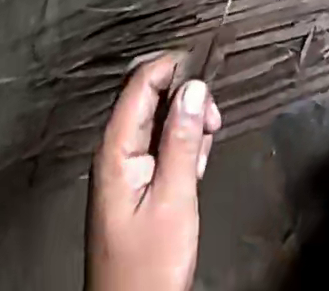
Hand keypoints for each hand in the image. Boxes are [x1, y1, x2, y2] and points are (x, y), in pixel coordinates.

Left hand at [87, 54, 222, 290]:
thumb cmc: (151, 263)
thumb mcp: (173, 199)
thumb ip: (182, 139)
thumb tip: (195, 85)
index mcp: (115, 148)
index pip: (140, 82)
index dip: (172, 66)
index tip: (208, 67)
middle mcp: (115, 148)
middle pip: (149, 95)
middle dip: (184, 96)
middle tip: (213, 119)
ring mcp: (125, 165)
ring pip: (158, 118)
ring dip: (187, 121)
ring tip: (206, 144)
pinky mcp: (137, 181)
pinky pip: (160, 143)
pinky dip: (182, 143)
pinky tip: (196, 163)